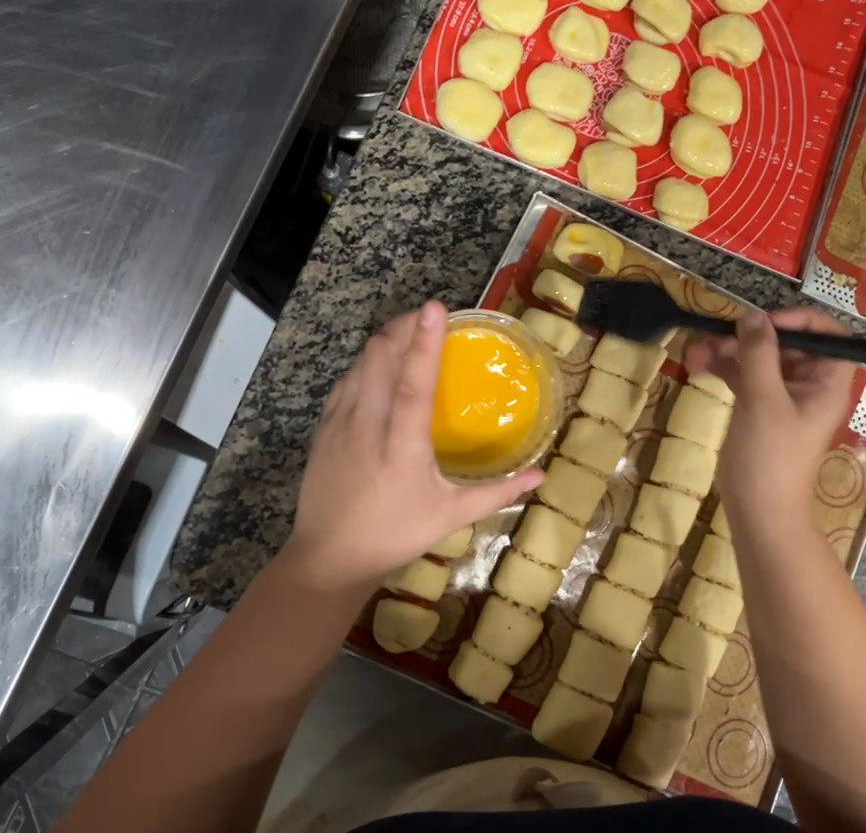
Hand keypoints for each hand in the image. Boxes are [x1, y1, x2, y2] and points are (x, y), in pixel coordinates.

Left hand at [280, 301, 543, 592]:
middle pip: (380, 359)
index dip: (425, 345)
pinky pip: (346, 380)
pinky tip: (380, 363)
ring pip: (360, 364)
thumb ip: (498, 493)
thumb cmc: (396, 535)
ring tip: (409, 331)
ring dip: (385, 341)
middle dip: (404, 327)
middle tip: (429, 317)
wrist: (328, 558)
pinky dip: (366, 362)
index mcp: (401, 447)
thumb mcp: (452, 517)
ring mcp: (339, 424)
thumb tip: (542, 476)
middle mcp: (366, 426)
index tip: (436, 308)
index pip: (413, 385)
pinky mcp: (323, 428)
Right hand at [684, 307, 857, 519]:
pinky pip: (742, 376)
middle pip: (784, 343)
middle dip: (747, 337)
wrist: (759, 512)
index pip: (828, 335)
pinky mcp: (757, 408)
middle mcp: (808, 384)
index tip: (766, 324)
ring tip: (695, 353)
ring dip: (727, 350)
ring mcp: (781, 396)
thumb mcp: (764, 400)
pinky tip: (697, 365)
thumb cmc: (771, 456)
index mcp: (826, 382)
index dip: (800, 322)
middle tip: (716, 338)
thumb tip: (752, 315)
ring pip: (757, 358)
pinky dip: (722, 368)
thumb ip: (758, 354)